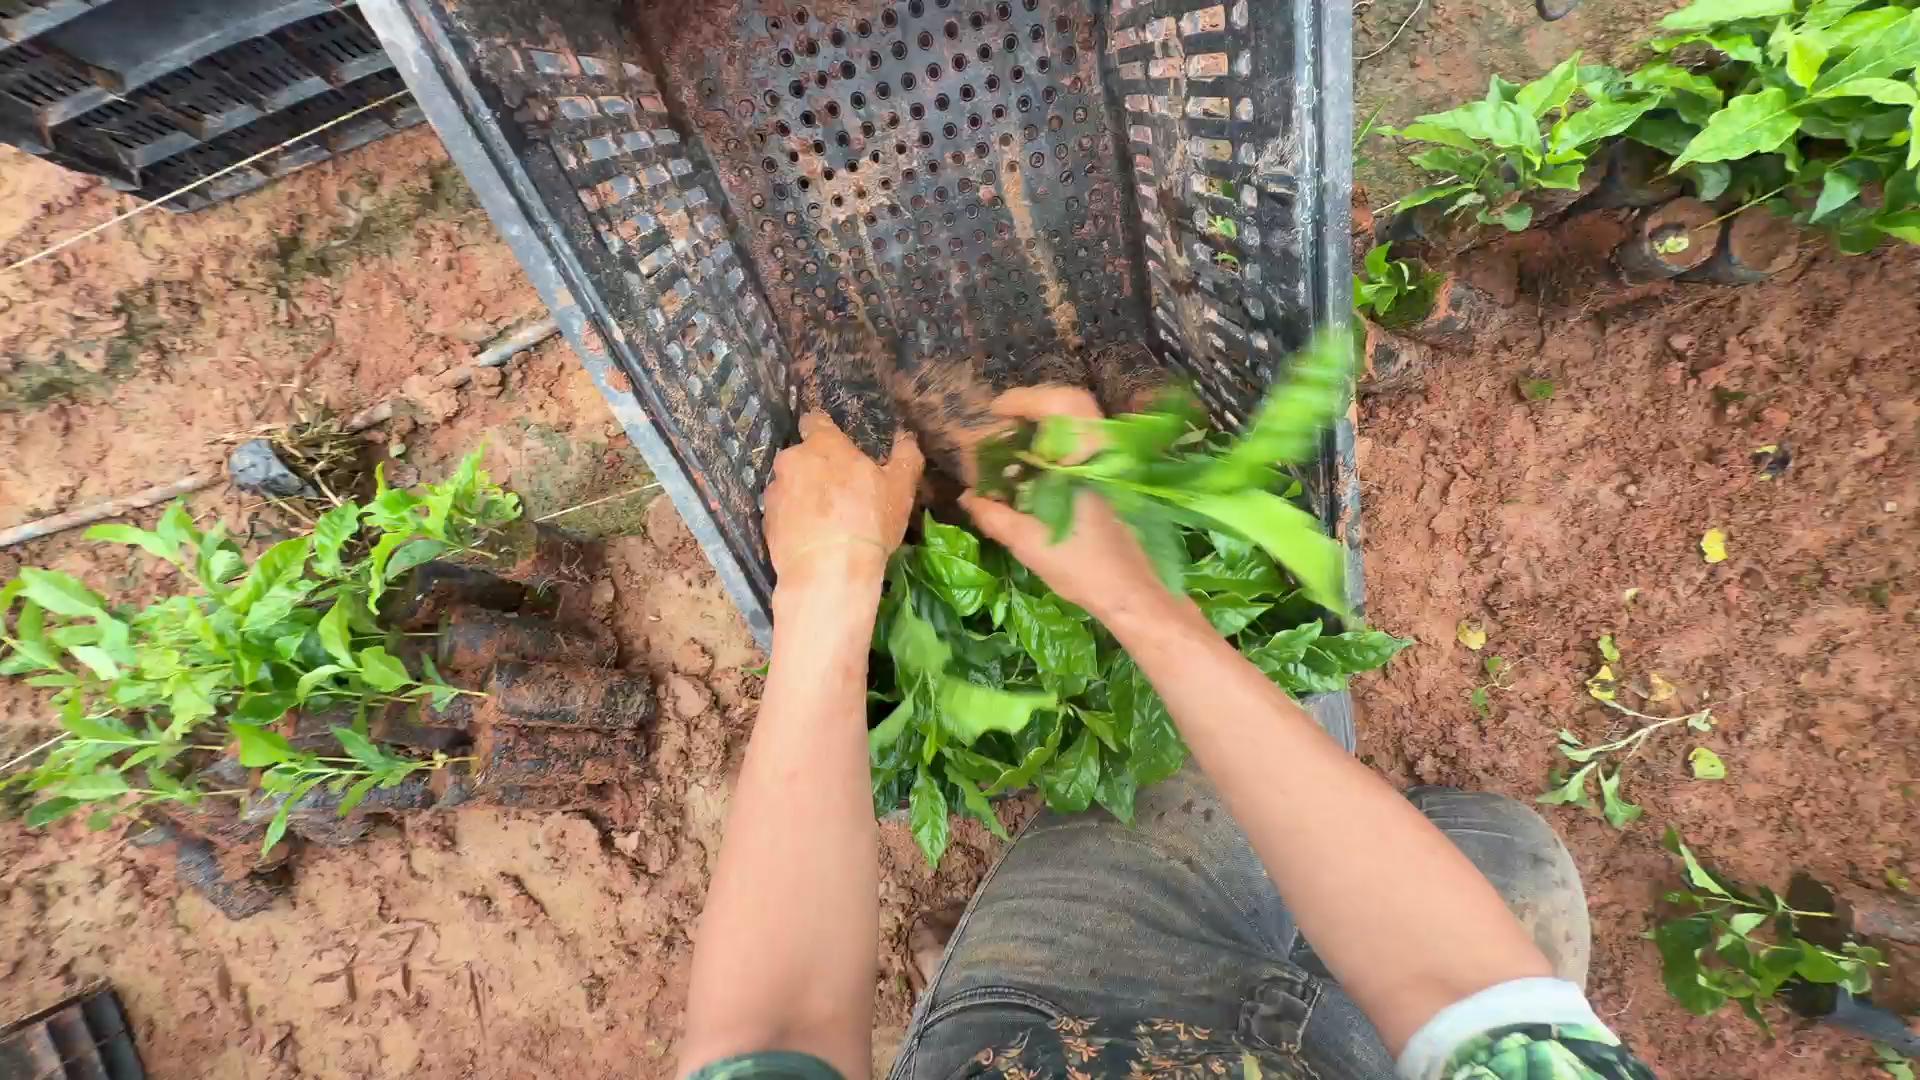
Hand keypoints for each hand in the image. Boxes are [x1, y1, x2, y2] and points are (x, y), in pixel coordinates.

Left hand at [764, 412, 922, 596]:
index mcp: (823, 445)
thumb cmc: (868, 520)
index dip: (826, 430)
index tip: (838, 446)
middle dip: (818, 469)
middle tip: (841, 493)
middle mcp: (791, 462)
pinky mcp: (766, 524)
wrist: (828, 571)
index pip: (816, 421)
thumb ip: (905, 456)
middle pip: (803, 457)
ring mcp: (775, 493)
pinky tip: (814, 540)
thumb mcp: (901, 487)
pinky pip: (784, 515)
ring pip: (791, 486)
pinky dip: (795, 522)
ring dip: (804, 495)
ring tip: (826, 522)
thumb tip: (906, 438)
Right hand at [957, 386, 1178, 623]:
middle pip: (1070, 406)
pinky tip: (1037, 470)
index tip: (996, 412)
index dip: (1025, 399)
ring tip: (1015, 449)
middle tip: (1004, 426)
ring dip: (1045, 430)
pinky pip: (1086, 447)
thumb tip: (967, 497)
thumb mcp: (1027, 541)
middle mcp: (1104, 451)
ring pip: (1079, 426)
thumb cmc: (1082, 567)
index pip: (1061, 403)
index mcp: (1085, 458)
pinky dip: (1059, 449)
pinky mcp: (1116, 480)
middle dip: (1033, 410)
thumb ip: (994, 514)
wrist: (1131, 594)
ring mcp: (1114, 464)